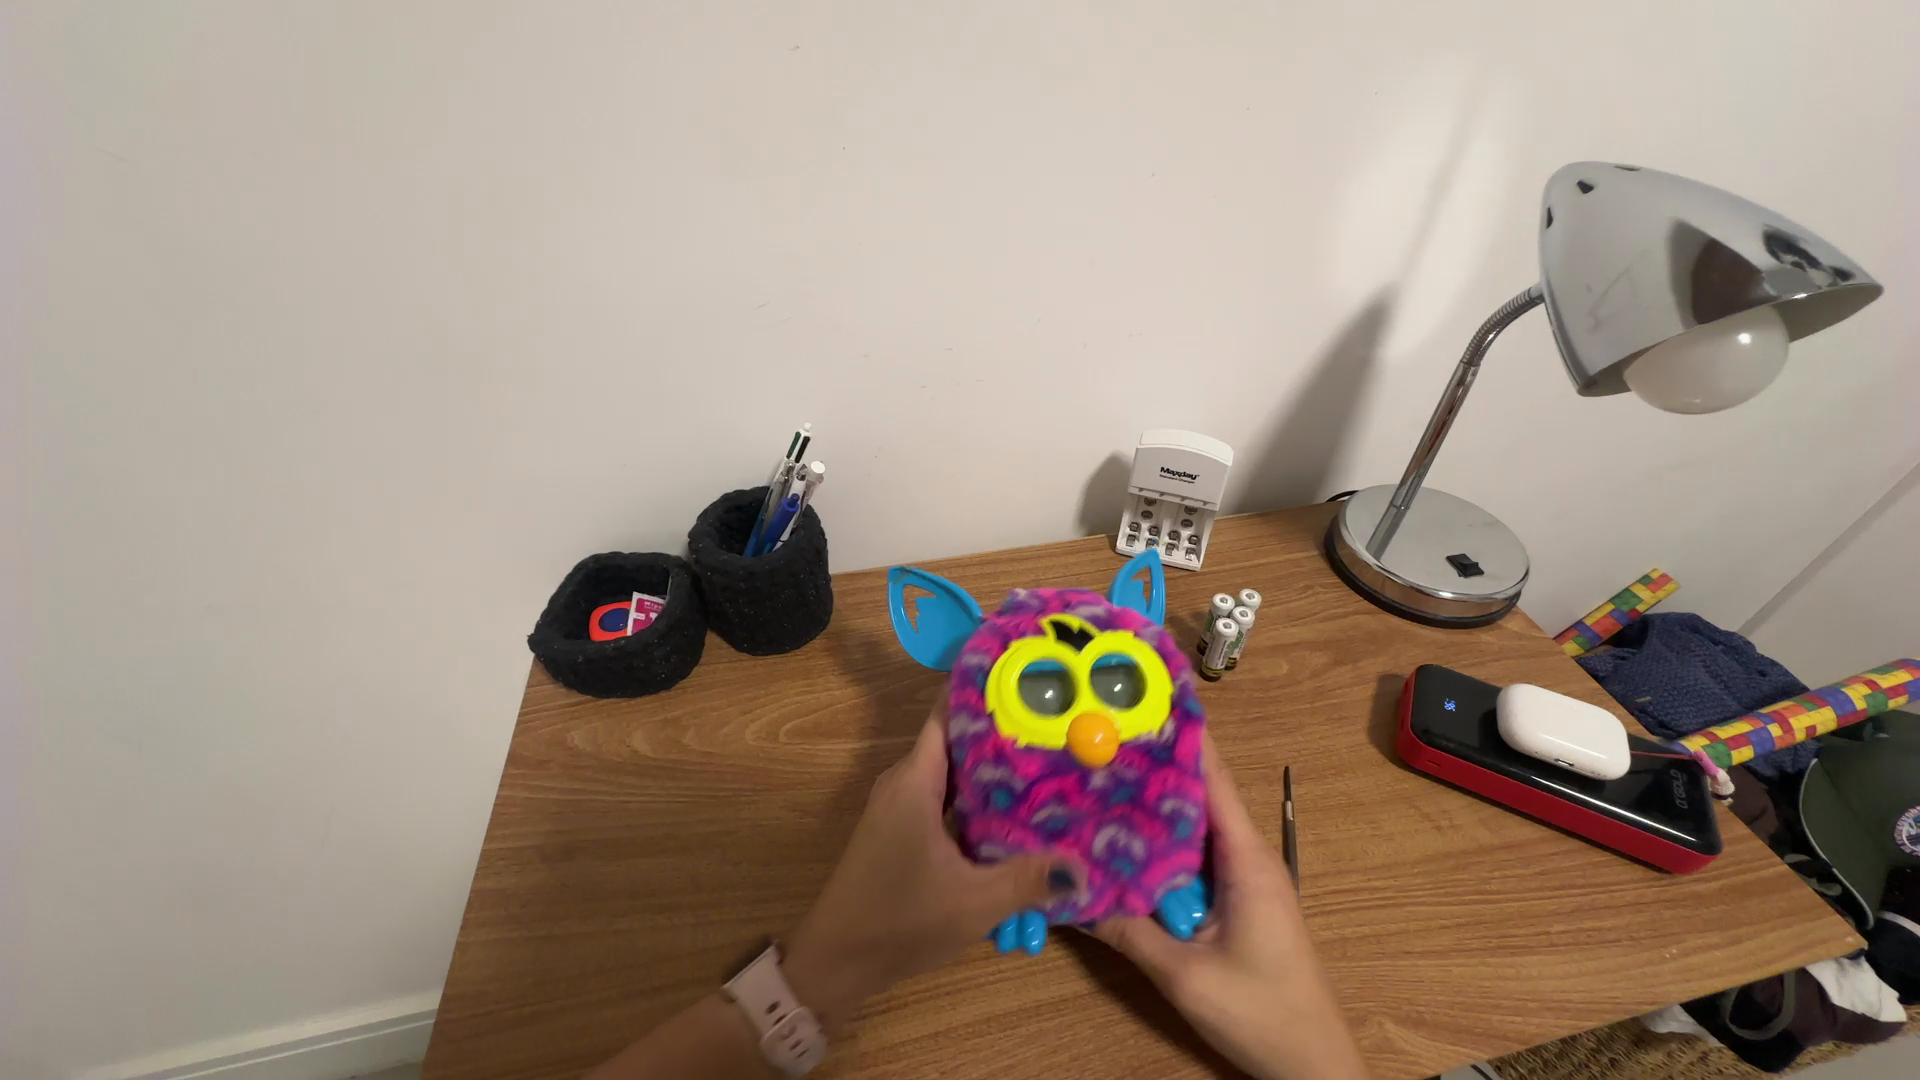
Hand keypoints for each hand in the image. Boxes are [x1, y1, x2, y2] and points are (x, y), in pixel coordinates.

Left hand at [782, 698, 1078, 1032]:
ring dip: (988, 768)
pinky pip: (941, 796)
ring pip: (949, 772)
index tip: (1025, 682)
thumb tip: (1083, 867)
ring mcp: (899, 806)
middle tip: (1051, 726)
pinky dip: (973, 797)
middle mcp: (904, 782)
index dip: (981, 693)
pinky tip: (1010, 811)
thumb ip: (1028, 880)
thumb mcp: (972, 903)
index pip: (947, 714)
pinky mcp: (900, 829)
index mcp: (915, 781)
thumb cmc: (899, 920)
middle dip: (998, 732)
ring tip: (1041, 761)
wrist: (835, 960)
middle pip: (954, 740)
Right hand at [1084, 737, 1368, 1079]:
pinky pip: (1193, 854)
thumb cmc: (1262, 1014)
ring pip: (1193, 823)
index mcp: (1245, 858)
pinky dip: (1161, 839)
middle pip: (1199, 792)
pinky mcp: (1235, 897)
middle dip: (1153, 764)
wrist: (1315, 1069)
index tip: (1143, 704)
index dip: (1181, 737)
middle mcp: (1246, 855)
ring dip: (1153, 803)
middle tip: (1099, 740)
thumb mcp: (1185, 975)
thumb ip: (1128, 932)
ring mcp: (1242, 876)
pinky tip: (1123, 839)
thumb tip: (1070, 895)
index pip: (1212, 778)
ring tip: (1101, 777)